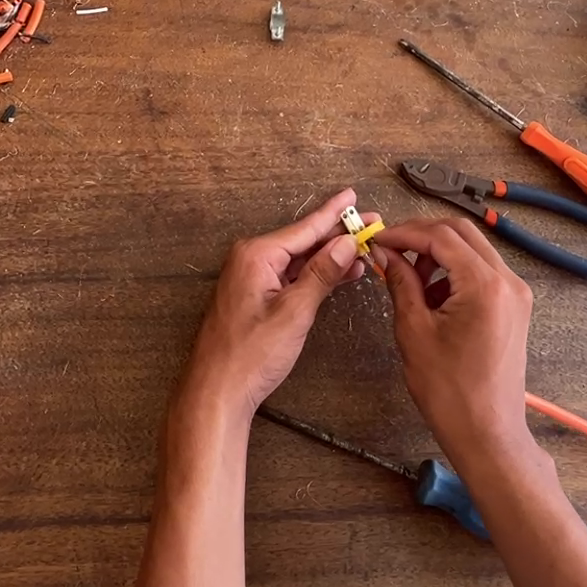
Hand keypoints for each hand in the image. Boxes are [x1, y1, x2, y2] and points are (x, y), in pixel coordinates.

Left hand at [178, 189, 367, 417]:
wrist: (218, 391)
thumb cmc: (250, 355)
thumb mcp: (294, 312)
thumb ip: (322, 274)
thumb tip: (345, 243)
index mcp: (257, 254)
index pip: (304, 228)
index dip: (334, 213)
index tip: (352, 195)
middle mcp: (251, 258)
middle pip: (303, 240)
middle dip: (337, 234)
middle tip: (369, 224)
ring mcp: (252, 276)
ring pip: (298, 258)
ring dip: (329, 256)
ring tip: (362, 249)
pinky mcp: (255, 294)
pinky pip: (290, 275)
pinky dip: (315, 274)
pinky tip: (339, 273)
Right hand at [372, 217, 534, 456]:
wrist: (488, 435)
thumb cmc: (449, 391)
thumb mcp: (413, 330)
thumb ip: (400, 282)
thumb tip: (385, 252)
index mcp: (484, 285)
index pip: (440, 236)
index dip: (404, 232)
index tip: (378, 239)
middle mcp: (508, 280)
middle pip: (460, 232)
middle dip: (422, 234)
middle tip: (391, 248)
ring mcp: (515, 293)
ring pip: (472, 248)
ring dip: (438, 251)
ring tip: (409, 277)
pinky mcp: (514, 306)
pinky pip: (481, 270)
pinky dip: (454, 269)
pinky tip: (431, 294)